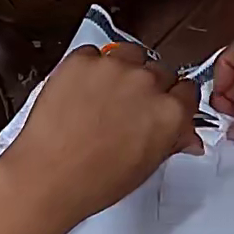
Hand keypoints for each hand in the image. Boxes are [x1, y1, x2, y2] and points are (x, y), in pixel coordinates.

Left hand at [0, 44, 202, 228]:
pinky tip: (81, 90)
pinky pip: (94, 53)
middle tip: (129, 105)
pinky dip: (90, 67)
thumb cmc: (93, 180)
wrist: (47, 177)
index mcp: (170, 112)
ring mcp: (114, 68)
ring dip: (124, 69)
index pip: (187, 90)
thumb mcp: (145, 166)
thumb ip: (171, 140)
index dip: (175, 99)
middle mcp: (147, 84)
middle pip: (160, 71)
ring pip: (131, 55)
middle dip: (148, 86)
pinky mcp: (82, 60)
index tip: (165, 103)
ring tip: (104, 94)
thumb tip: (184, 134)